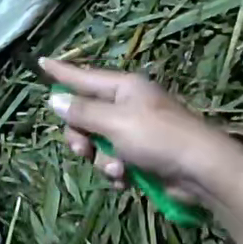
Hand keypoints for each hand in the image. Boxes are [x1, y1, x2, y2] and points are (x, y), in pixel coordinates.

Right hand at [40, 58, 239, 204]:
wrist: (201, 171)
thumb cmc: (158, 138)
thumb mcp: (115, 122)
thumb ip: (82, 112)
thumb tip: (55, 100)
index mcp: (123, 88)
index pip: (83, 77)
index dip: (61, 72)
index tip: (41, 62)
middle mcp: (127, 106)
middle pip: (84, 116)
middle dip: (81, 136)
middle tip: (83, 150)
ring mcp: (134, 132)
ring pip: (97, 143)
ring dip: (102, 160)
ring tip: (117, 170)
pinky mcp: (140, 156)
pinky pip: (113, 161)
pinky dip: (116, 172)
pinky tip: (125, 180)